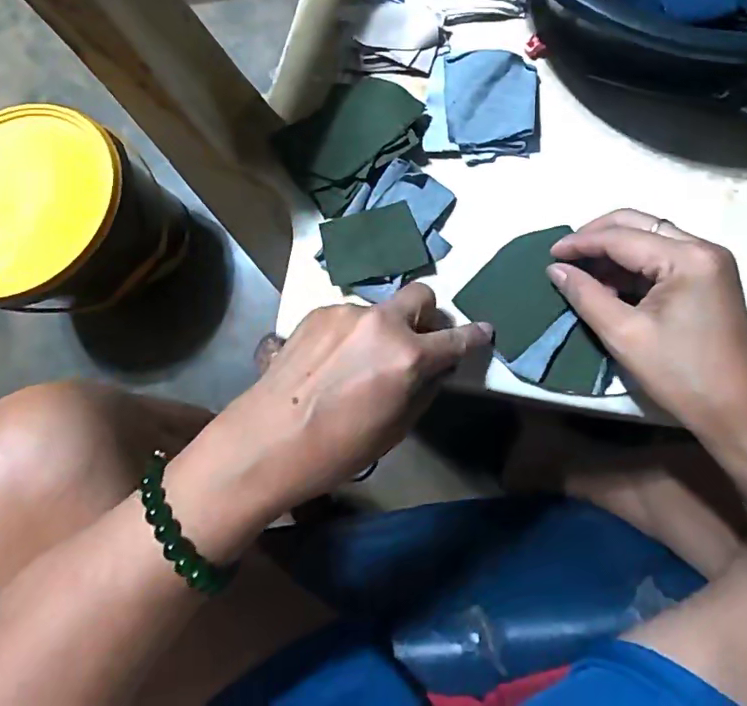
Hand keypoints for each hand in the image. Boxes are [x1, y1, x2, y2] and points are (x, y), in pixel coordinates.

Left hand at [219, 284, 490, 507]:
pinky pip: (349, 317)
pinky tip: (329, 363)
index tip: (484, 331)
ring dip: (381, 329)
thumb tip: (434, 368)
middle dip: (426, 315)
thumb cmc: (336, 450)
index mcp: (407, 356)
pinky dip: (350, 333)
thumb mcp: (395, 429)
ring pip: (380, 310)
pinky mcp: (317, 313)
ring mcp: (346, 313)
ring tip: (355, 364)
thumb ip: (423, 389)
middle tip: (413, 342)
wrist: (262, 444)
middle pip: (421, 294)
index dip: (474, 336)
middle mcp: (381, 323)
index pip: (456, 338)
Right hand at [547, 210, 746, 449]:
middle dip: (599, 237)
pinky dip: (636, 267)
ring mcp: (711, 262)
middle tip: (565, 256)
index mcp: (688, 257)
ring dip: (616, 253)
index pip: (623, 236)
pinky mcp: (711, 279)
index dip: (582, 242)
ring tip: (583, 274)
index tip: (549, 253)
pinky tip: (611, 284)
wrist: (741, 415)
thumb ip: (587, 295)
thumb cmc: (682, 377)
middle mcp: (704, 248)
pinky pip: (665, 259)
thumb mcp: (625, 335)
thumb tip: (556, 269)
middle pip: (640, 225)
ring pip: (652, 240)